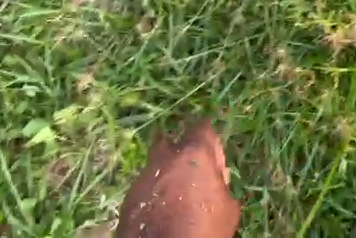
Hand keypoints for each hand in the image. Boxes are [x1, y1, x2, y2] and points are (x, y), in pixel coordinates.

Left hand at [117, 121, 240, 237]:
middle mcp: (167, 157)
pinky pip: (144, 186)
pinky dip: (152, 192)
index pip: (203, 127)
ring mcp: (144, 176)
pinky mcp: (128, 197)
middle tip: (189, 171)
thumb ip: (220, 181)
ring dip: (164, 173)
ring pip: (155, 165)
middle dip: (180, 152)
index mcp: (195, 153)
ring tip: (173, 193)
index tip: (211, 153)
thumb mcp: (227, 206)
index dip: (208, 139)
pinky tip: (159, 209)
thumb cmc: (203, 230)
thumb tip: (214, 175)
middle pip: (172, 141)